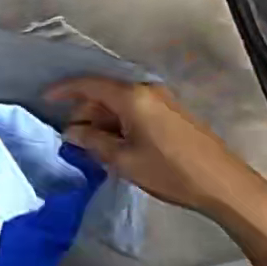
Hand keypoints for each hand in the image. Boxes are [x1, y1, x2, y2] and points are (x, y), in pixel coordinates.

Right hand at [48, 77, 266, 225]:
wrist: (221, 182)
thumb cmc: (169, 170)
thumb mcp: (125, 160)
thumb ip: (94, 142)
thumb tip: (71, 132)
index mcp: (132, 96)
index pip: (90, 84)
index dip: (65, 90)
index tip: (45, 99)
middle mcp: (145, 89)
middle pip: (105, 93)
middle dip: (84, 112)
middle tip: (70, 138)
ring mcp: (160, 99)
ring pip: (119, 102)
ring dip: (102, 119)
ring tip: (90, 146)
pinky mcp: (170, 111)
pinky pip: (134, 109)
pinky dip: (118, 122)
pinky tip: (113, 144)